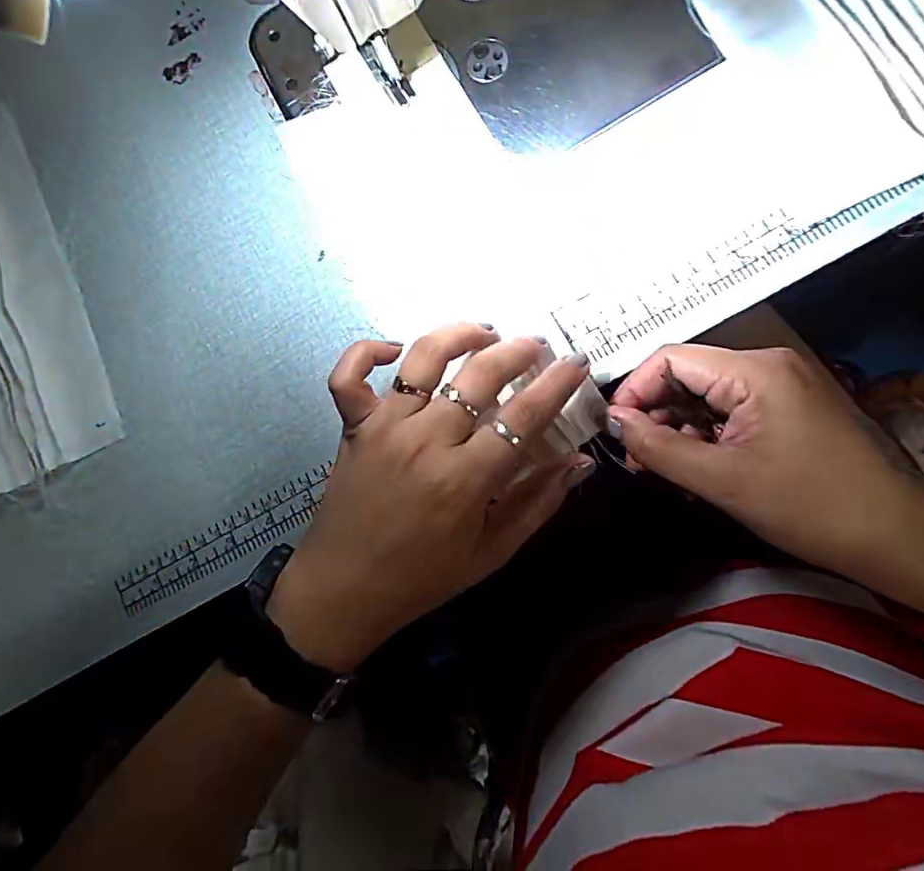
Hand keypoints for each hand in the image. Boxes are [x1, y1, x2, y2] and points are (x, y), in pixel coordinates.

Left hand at [266, 324, 596, 670]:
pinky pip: (349, 377)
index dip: (556, 385)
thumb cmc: (423, 577)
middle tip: (537, 346)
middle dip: (517, 351)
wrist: (342, 592)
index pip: (522, 416)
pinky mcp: (353, 427)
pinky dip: (366, 352)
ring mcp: (385, 428)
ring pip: (424, 360)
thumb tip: (581, 461)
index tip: (577, 363)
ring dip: (460, 335)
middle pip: (479, 375)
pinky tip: (394, 350)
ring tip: (486, 332)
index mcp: (464, 479)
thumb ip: (539, 503)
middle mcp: (425, 441)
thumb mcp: (492, 552)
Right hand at [607, 345, 923, 621]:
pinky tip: (702, 467)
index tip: (616, 432)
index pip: (671, 358)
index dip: (635, 391)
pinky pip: (735, 408)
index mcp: (755, 369)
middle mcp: (769, 363)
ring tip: (669, 469)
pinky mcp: (792, 406)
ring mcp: (784, 384)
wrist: (894, 536)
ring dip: (682, 427)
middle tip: (639, 459)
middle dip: (657, 413)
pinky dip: (711, 434)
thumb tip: (616, 423)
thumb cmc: (810, 506)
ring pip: (710, 394)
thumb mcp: (723, 480)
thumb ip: (660, 447)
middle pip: (690, 374)